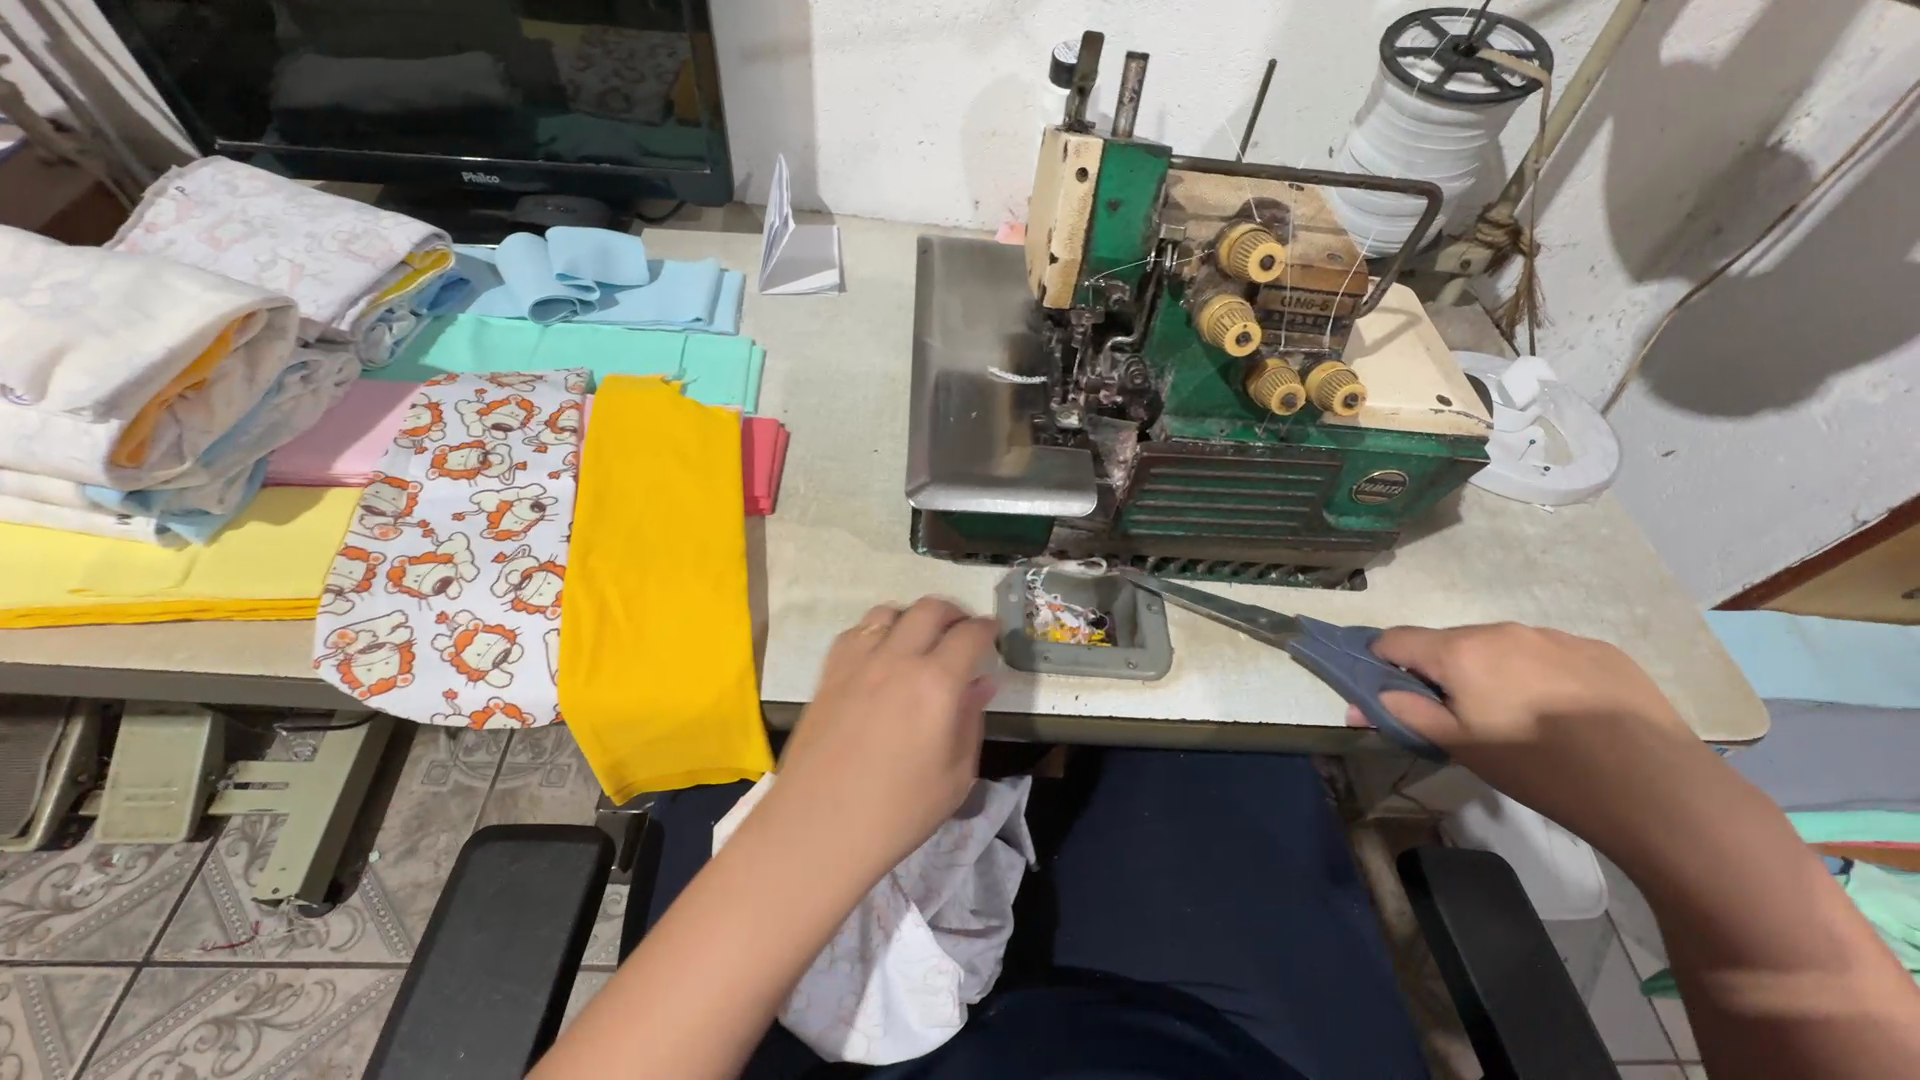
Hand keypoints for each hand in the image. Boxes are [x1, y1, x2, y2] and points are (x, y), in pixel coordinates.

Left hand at [759, 598, 998, 880]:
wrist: (817, 828)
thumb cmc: (897, 813)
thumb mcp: (956, 777)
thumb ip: (971, 721)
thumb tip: (982, 684)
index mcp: (936, 684)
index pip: (970, 635)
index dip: (987, 630)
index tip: (994, 635)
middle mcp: (897, 660)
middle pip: (930, 609)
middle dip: (954, 613)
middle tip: (963, 631)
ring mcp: (857, 663)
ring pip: (889, 612)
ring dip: (913, 618)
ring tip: (921, 640)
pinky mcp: (828, 674)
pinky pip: (855, 632)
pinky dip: (876, 632)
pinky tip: (880, 656)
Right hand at [1361, 623, 1695, 819]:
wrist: (1653, 785)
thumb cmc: (1538, 768)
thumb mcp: (1460, 747)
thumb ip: (1406, 715)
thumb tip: (1363, 700)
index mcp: (1460, 650)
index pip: (1395, 639)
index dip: (1381, 663)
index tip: (1389, 694)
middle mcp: (1502, 630)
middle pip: (1448, 642)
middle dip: (1440, 671)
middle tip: (1456, 716)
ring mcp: (1555, 636)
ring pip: (1500, 647)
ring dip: (1489, 672)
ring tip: (1515, 718)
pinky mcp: (1600, 650)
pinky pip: (1547, 654)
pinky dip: (1537, 675)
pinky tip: (1562, 714)